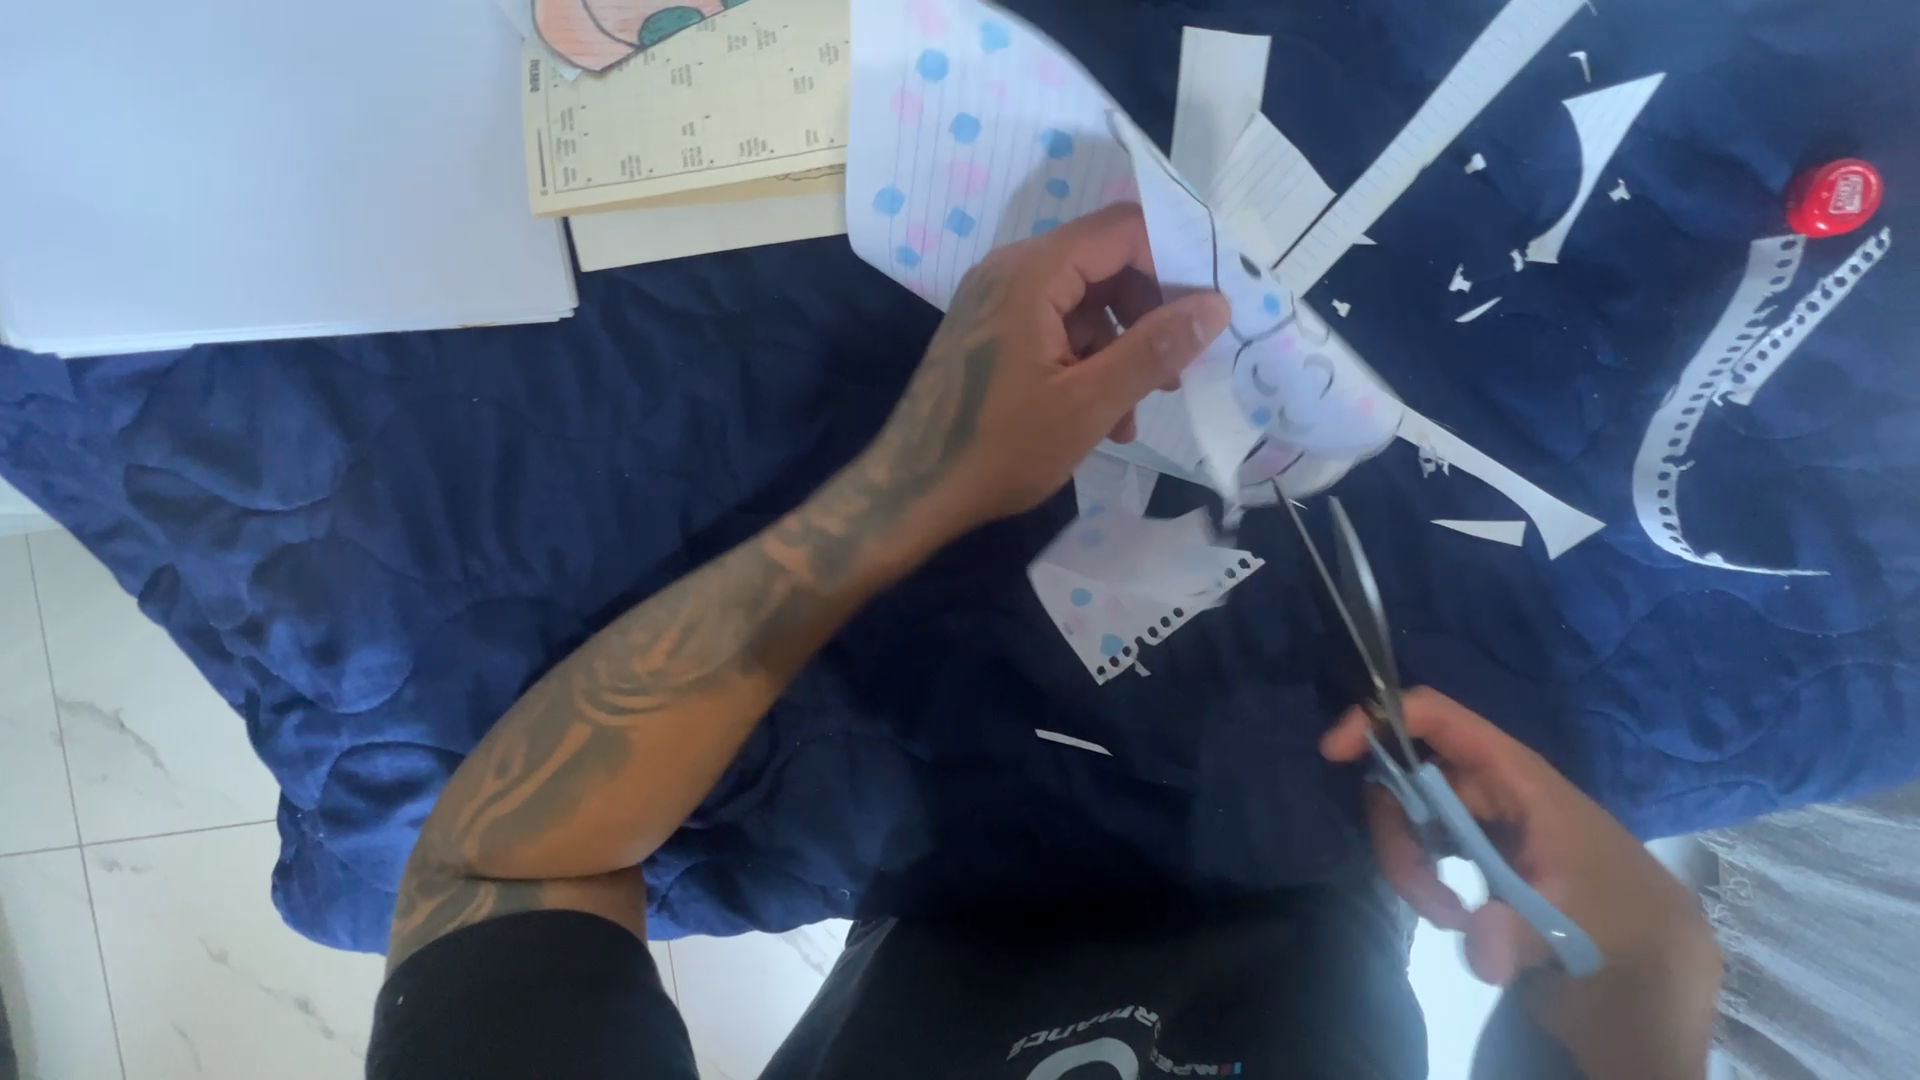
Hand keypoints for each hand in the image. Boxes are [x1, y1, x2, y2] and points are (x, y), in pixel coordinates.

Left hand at [867, 202, 1229, 535]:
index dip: (1175, 260)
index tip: (1208, 309)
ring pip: (1081, 304)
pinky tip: (1101, 418)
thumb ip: (1154, 350)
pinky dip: (1083, 363)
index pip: (1122, 229)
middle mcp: (1008, 272)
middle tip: (1178, 366)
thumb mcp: (1088, 404)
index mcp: (1031, 274)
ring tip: (1136, 411)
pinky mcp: (987, 334)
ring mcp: (993, 303)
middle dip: (1148, 313)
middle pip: (1103, 264)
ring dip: (1119, 349)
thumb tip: (1215, 305)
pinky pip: (1051, 329)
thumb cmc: (1000, 451)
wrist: (913, 492)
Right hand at [1321, 688, 1711, 985]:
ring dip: (1410, 864)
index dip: (1379, 717)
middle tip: (1423, 896)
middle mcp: (1486, 781)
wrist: (1651, 952)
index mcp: (1513, 773)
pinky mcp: (1471, 839)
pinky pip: (1421, 839)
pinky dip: (1420, 872)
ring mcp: (1475, 810)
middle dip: (1396, 834)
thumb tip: (1477, 944)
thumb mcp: (1579, 925)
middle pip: (1407, 778)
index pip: (1436, 716)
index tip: (1335, 750)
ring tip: (1449, 918)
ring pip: (1409, 815)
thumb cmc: (1620, 916)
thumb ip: (1523, 933)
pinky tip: (1453, 912)